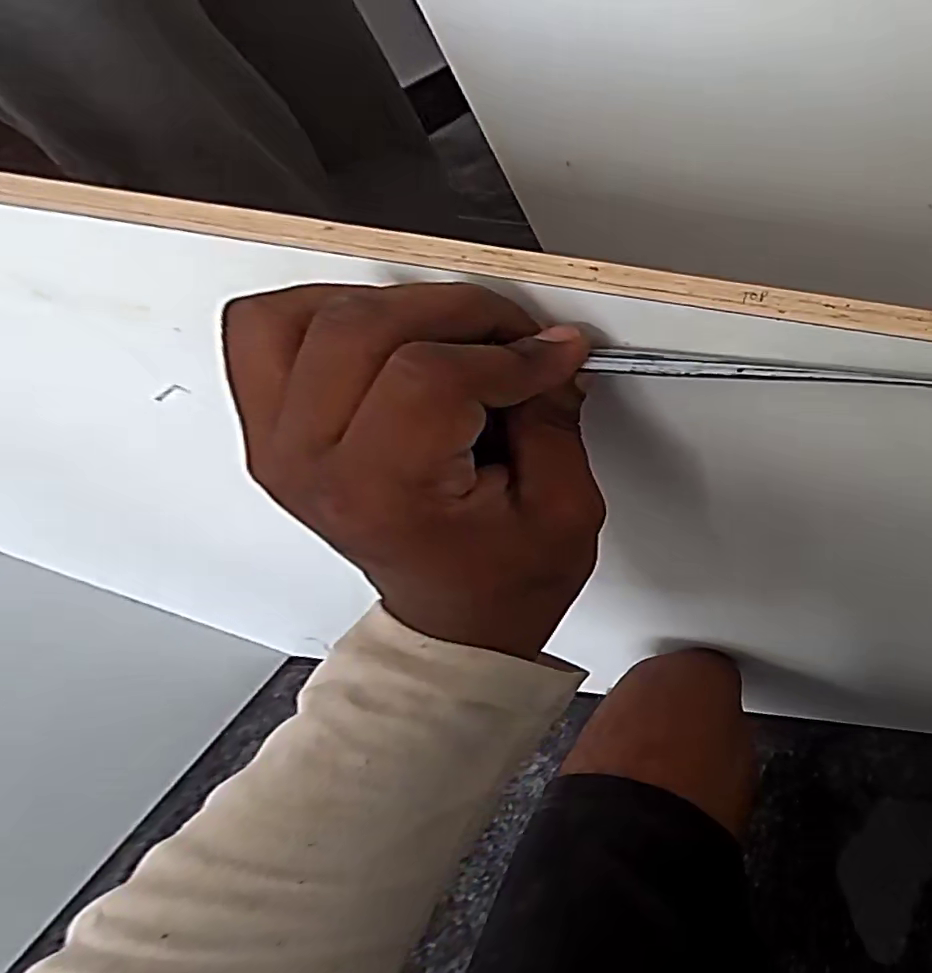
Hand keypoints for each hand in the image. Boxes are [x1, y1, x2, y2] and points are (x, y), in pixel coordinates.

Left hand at [222, 282, 603, 660]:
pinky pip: (269, 332)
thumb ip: (556, 423)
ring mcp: (278, 442)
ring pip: (301, 315)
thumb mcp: (568, 508)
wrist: (463, 614)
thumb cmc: (511, 579)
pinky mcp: (274, 429)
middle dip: (460, 313)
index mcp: (386, 491)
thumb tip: (551, 354)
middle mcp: (310, 462)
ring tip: (459, 332)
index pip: (431, 376)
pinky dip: (333, 313)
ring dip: (393, 306)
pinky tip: (398, 336)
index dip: (510, 353)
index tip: (559, 352)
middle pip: (361, 328)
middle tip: (518, 333)